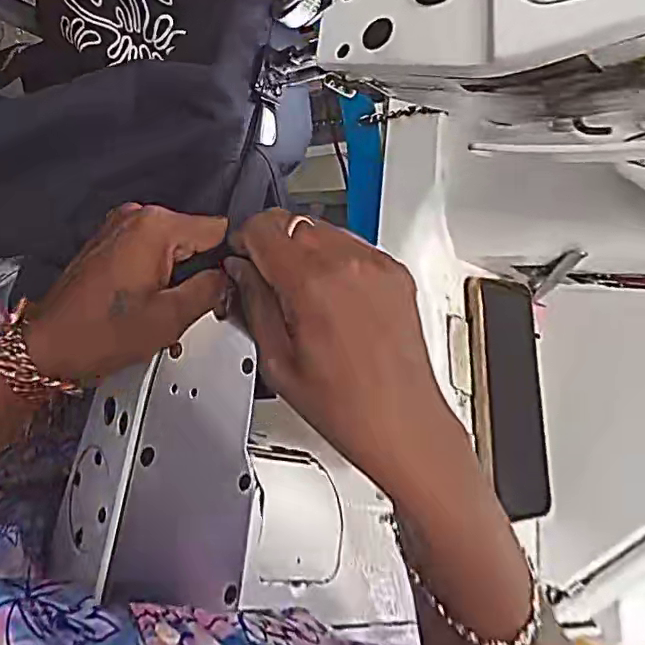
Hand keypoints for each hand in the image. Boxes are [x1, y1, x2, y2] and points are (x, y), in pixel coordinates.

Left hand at [23, 204, 229, 384]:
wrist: (47, 347)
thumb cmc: (95, 333)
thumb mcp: (170, 318)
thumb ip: (211, 289)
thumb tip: (227, 277)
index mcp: (155, 226)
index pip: (217, 230)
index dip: (224, 261)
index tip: (216, 286)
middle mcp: (136, 216)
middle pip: (194, 236)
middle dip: (196, 270)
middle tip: (181, 305)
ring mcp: (119, 226)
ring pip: (172, 245)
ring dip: (174, 274)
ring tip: (157, 306)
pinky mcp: (109, 240)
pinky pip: (149, 249)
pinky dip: (153, 272)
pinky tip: (142, 301)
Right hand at [224, 209, 470, 505]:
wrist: (404, 424)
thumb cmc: (348, 407)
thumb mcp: (279, 362)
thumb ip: (254, 303)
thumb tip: (241, 271)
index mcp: (312, 284)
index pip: (265, 226)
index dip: (244, 238)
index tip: (242, 252)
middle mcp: (348, 264)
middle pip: (292, 220)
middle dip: (272, 241)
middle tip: (265, 273)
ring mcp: (375, 265)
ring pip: (322, 226)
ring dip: (303, 246)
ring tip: (301, 289)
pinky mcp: (394, 271)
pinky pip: (352, 243)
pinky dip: (334, 257)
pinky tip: (331, 293)